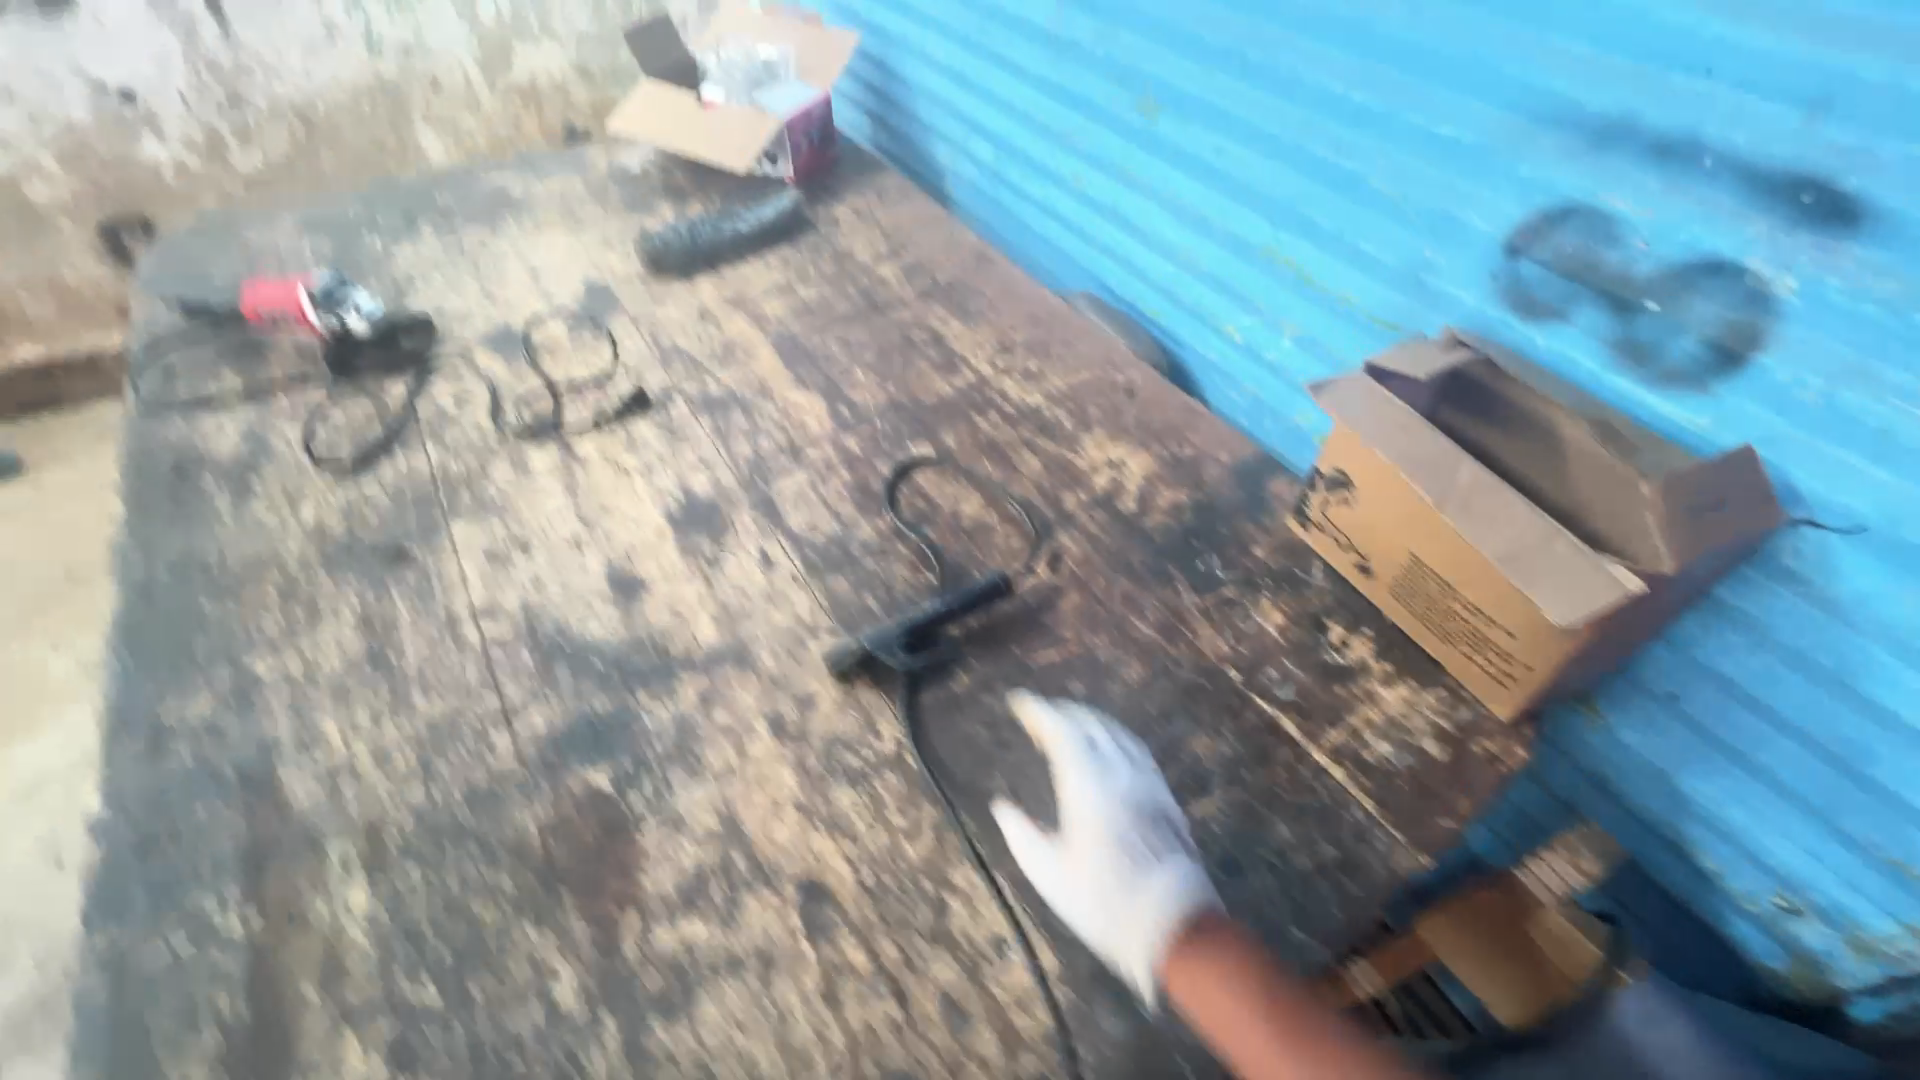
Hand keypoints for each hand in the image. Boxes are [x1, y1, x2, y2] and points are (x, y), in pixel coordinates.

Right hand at [991, 691, 1222, 1006]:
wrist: (1174, 925)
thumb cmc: (1104, 903)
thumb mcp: (1049, 874)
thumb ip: (1022, 834)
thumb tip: (1002, 807)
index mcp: (1087, 783)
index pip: (1060, 730)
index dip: (1038, 711)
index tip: (1019, 702)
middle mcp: (1119, 772)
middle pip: (1090, 724)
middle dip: (1062, 712)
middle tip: (1038, 714)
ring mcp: (1146, 781)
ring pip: (1116, 733)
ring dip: (1089, 721)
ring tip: (1069, 723)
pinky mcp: (1164, 796)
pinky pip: (1135, 749)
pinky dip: (1113, 736)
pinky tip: (1108, 748)